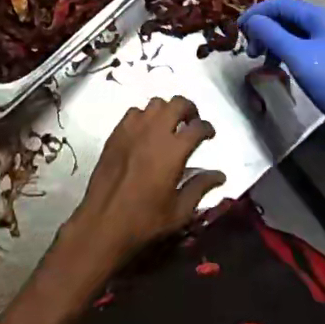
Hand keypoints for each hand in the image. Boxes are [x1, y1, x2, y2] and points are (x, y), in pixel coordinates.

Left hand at [57, 96, 225, 272]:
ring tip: (170, 126)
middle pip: (175, 103)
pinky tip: (146, 133)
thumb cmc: (146, 220)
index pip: (196, 127)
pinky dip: (145, 116)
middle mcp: (153, 132)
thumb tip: (219, 175)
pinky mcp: (115, 133)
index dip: (207, 128)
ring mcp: (131, 129)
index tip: (209, 134)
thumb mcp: (180, 211)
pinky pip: (133, 113)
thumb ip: (200, 187)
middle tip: (192, 123)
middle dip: (188, 109)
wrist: (105, 219)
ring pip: (153, 104)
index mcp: (173, 150)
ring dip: (166, 110)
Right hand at [240, 0, 324, 187]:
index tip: (237, 30)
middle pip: (286, 18)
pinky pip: (302, 49)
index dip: (256, 14)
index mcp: (321, 18)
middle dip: (264, 30)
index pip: (280, 4)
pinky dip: (286, 55)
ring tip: (262, 63)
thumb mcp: (297, 56)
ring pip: (293, 35)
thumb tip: (251, 20)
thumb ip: (270, 34)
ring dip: (273, 44)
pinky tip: (280, 70)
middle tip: (250, 51)